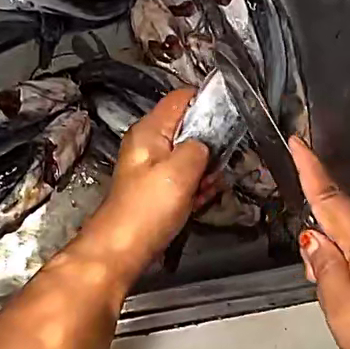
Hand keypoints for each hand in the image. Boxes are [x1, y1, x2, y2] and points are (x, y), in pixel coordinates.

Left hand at [65, 89, 208, 288]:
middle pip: (190, 129)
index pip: (182, 98)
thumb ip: (199, 146)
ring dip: (205, 172)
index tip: (226, 118)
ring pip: (191, 156)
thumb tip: (209, 142)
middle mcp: (149, 145)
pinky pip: (186, 179)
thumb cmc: (142, 212)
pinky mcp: (158, 188)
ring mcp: (153, 167)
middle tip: (212, 166)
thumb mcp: (180, 171)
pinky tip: (197, 201)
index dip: (207, 103)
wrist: (123, 250)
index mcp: (149, 131)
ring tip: (203, 188)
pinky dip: (196, 188)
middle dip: (209, 147)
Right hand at [291, 138, 349, 348]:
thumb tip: (313, 239)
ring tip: (339, 298)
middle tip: (313, 278)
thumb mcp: (344, 311)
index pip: (332, 197)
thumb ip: (323, 269)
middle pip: (342, 216)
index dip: (310, 168)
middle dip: (319, 235)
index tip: (297, 140)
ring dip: (336, 254)